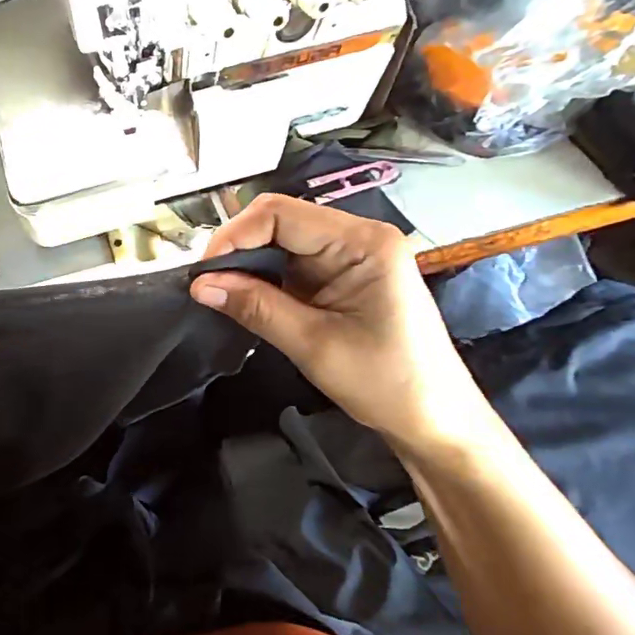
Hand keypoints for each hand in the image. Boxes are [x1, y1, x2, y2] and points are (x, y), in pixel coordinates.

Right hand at [189, 194, 489, 447]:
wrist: (433, 420)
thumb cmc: (386, 383)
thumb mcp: (313, 344)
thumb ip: (255, 307)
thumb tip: (200, 285)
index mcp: (363, 242)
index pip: (280, 214)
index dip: (234, 236)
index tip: (204, 273)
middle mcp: (357, 237)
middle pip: (278, 221)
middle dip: (237, 248)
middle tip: (207, 284)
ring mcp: (348, 256)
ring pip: (279, 241)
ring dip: (247, 264)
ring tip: (220, 292)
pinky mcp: (339, 275)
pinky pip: (289, 263)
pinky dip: (262, 278)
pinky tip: (245, 298)